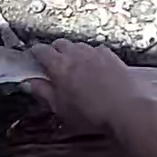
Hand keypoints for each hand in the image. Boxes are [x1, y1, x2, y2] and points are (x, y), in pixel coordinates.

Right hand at [24, 39, 156, 136]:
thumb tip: (30, 83)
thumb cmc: (91, 113)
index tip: (35, 60)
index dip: (36, 54)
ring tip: (75, 67)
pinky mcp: (111, 56)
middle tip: (54, 65)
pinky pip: (96, 50)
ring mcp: (94, 53)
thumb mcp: (60, 108)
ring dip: (73, 52)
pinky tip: (94, 68)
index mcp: (59, 65)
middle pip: (59, 43)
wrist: (127, 110)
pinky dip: (91, 56)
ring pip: (78, 45)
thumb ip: (43, 92)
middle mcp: (75, 54)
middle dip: (54, 51)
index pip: (41, 50)